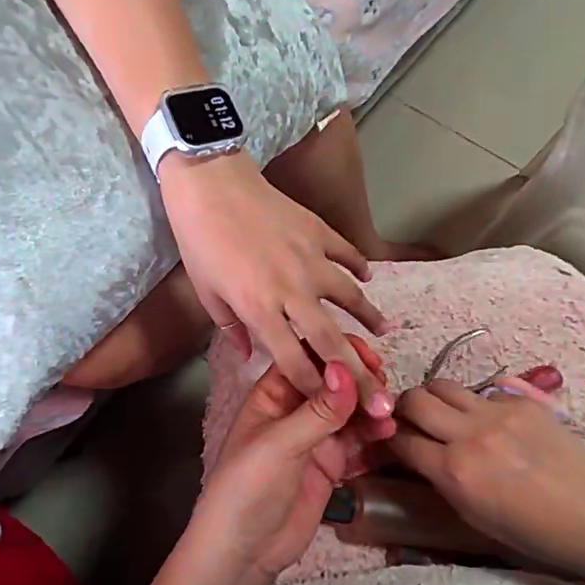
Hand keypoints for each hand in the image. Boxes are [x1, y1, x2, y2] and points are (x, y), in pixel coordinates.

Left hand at [159, 153, 391, 417]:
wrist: (210, 184)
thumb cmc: (200, 242)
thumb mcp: (205, 292)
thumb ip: (230, 327)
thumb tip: (248, 354)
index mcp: (260, 310)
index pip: (293, 360)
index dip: (314, 386)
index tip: (331, 401)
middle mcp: (292, 291)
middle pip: (331, 340)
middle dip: (358, 373)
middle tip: (381, 395)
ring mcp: (311, 260)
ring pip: (349, 296)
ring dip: (369, 316)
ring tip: (384, 331)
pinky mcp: (319, 232)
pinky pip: (347, 254)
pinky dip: (360, 267)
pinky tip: (368, 278)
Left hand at [190, 336, 389, 582]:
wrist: (244, 552)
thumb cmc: (246, 489)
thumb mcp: (280, 445)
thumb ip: (317, 410)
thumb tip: (346, 368)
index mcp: (272, 395)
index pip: (306, 359)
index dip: (335, 353)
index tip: (366, 356)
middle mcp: (295, 410)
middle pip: (334, 384)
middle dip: (360, 382)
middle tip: (383, 389)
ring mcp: (314, 437)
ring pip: (350, 411)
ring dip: (371, 409)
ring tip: (387, 415)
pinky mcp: (331, 464)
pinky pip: (358, 442)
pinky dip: (374, 436)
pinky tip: (388, 434)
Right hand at [386, 379, 584, 570]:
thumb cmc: (533, 534)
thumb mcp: (473, 518)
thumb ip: (440, 482)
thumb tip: (416, 459)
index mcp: (455, 473)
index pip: (401, 440)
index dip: (388, 439)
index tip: (388, 440)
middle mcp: (470, 435)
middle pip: (415, 399)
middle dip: (402, 408)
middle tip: (408, 420)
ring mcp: (497, 413)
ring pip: (442, 384)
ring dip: (432, 397)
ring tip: (440, 413)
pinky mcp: (522, 402)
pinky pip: (480, 392)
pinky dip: (470, 403)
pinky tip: (483, 421)